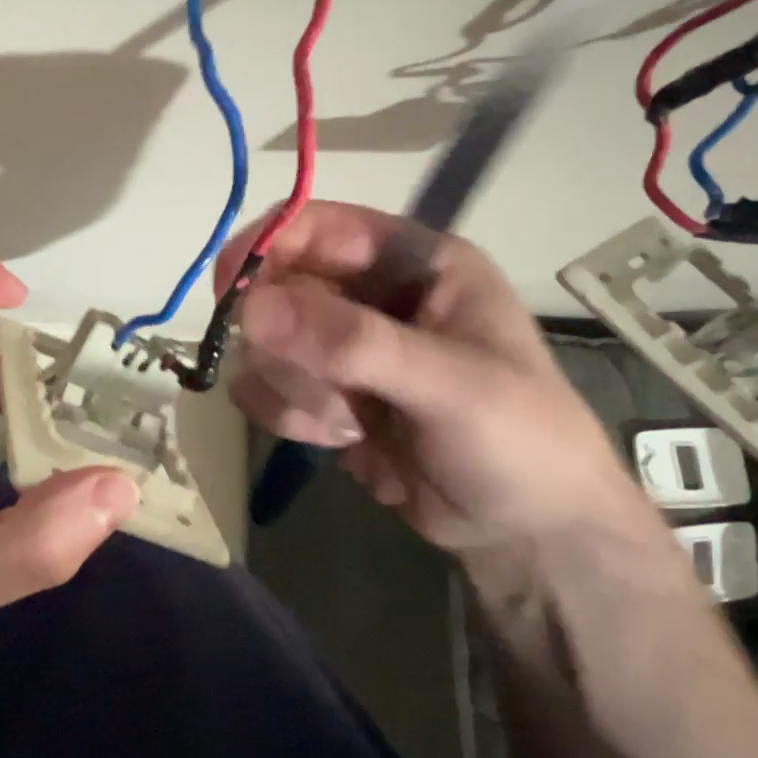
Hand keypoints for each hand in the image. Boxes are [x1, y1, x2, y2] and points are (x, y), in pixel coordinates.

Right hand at [221, 202, 644, 551]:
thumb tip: (250, 308)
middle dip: (287, 346)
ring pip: (262, 343)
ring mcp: (340, 346)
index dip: (266, 250)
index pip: (315, 227)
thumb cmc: (518, 442)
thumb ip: (353, 343)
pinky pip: (263, 387)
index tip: (231, 296)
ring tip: (351, 421)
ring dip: (294, 389)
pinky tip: (342, 439)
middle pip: (274, 288)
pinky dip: (288, 415)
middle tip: (329, 388)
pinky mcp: (319, 392)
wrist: (526, 530)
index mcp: (414, 263)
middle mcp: (369, 294)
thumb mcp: (449, 385)